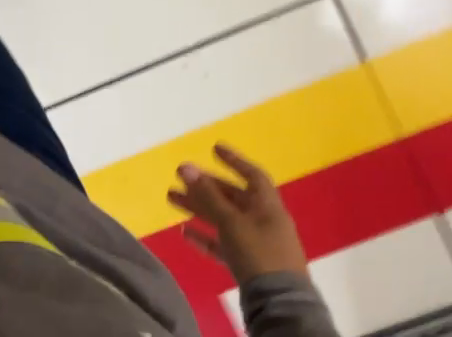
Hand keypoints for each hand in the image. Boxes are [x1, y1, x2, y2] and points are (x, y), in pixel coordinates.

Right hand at [168, 144, 309, 283]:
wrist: (280, 303)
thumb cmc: (258, 253)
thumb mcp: (231, 221)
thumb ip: (207, 195)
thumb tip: (186, 166)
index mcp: (268, 207)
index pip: (254, 176)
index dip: (234, 161)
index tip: (213, 148)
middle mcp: (264, 221)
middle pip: (233, 197)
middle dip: (206, 186)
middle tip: (180, 176)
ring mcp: (257, 243)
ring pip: (224, 218)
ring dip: (199, 208)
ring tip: (172, 198)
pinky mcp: (248, 263)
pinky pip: (223, 243)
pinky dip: (205, 236)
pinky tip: (184, 232)